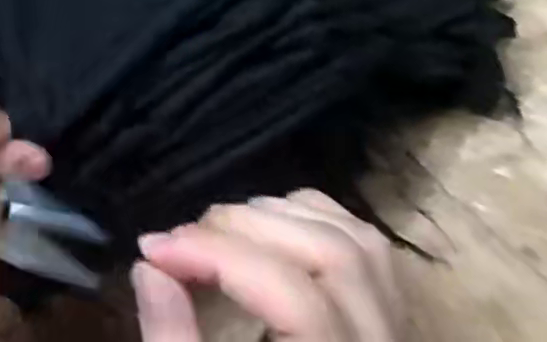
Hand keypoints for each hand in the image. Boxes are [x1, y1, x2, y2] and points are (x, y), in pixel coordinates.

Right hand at [133, 190, 402, 341]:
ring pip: (357, 242)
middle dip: (238, 228)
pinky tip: (266, 230)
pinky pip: (369, 247)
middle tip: (179, 244)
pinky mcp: (397, 329)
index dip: (214, 254)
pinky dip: (310, 217)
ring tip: (217, 234)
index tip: (150, 249)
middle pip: (331, 255)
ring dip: (273, 216)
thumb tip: (149, 266)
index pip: (295, 298)